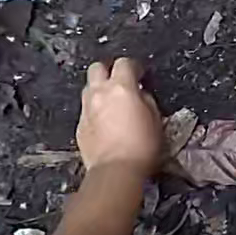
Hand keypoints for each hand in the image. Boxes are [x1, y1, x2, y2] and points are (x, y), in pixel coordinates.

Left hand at [76, 58, 162, 178]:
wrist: (116, 170)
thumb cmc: (142, 145)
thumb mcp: (155, 118)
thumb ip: (146, 100)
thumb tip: (139, 94)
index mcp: (122, 88)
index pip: (125, 63)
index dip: (134, 67)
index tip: (141, 76)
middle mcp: (100, 93)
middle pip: (97, 68)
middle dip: (109, 71)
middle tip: (121, 83)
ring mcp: (86, 109)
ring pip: (89, 88)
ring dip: (100, 90)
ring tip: (112, 103)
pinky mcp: (80, 125)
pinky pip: (87, 109)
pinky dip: (95, 110)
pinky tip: (106, 123)